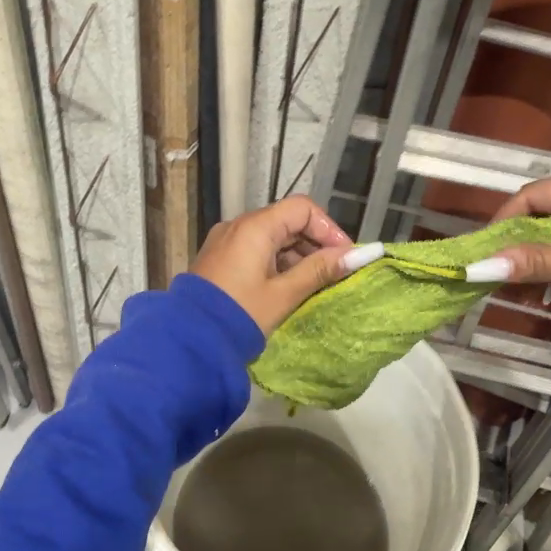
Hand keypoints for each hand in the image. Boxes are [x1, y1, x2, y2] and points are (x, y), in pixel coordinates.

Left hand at [189, 195, 383, 333]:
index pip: (303, 208)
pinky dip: (276, 262)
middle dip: (315, 244)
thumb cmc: (241, 315)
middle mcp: (238, 225)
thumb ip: (321, 270)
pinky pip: (255, 250)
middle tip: (335, 273)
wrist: (189, 341)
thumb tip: (361, 255)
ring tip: (314, 284)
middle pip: (287, 220)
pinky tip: (288, 287)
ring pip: (272, 237)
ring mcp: (225, 241)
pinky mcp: (218, 259)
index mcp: (255, 227)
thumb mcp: (284, 294)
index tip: (345, 256)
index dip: (329, 228)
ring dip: (297, 255)